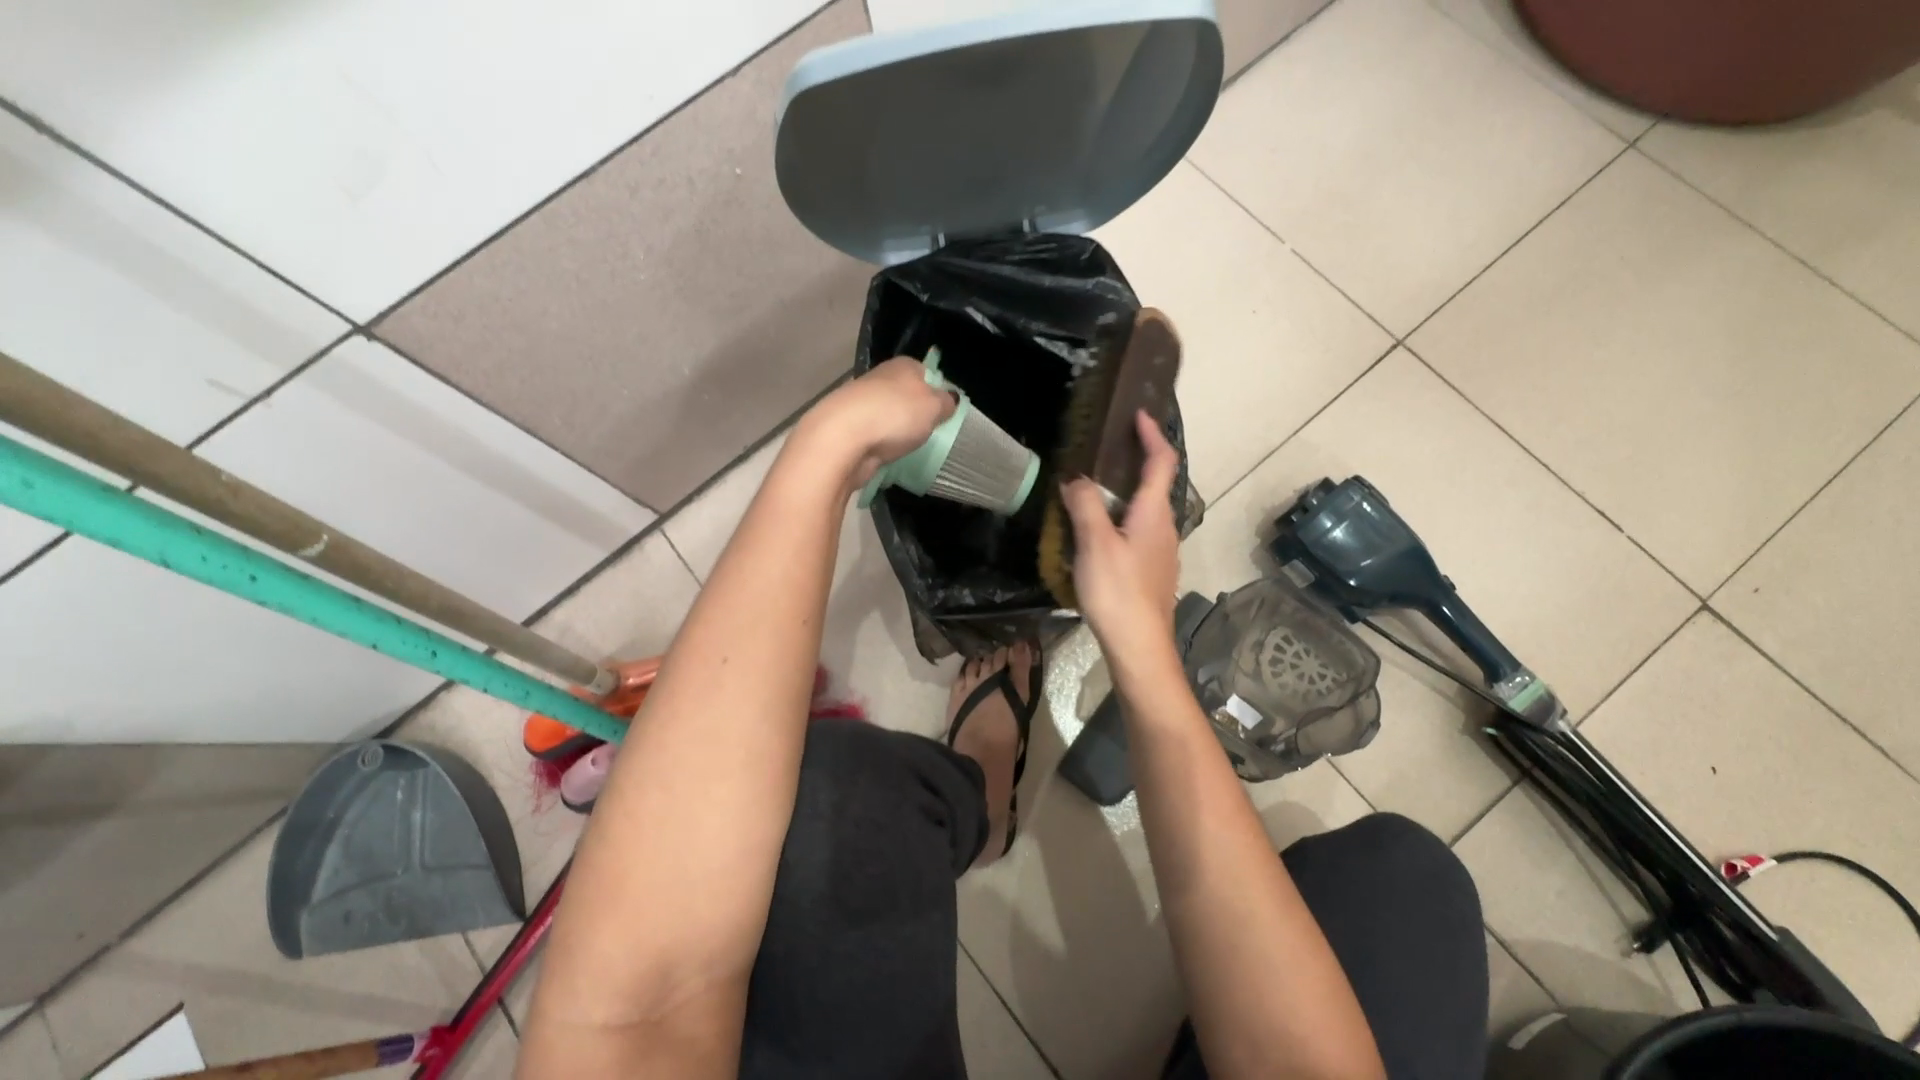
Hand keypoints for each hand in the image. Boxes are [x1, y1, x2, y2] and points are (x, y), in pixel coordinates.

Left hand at [795, 357, 957, 493]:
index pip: (926, 371)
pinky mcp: (848, 427)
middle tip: (929, 433)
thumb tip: (949, 398)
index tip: (944, 413)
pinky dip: (880, 444)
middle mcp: (880, 378)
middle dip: (915, 412)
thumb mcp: (935, 406)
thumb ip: (946, 402)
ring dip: (896, 429)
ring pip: (888, 414)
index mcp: (903, 365)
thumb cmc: (896, 415)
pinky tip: (886, 455)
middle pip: (906, 394)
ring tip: (908, 447)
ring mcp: (861, 403)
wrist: (843, 438)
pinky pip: (874, 434)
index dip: (937, 391)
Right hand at [1060, 410, 1181, 676]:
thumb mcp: (1094, 544)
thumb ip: (1085, 505)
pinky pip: (1139, 534)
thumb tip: (1076, 479)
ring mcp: (1162, 553)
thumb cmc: (1118, 591)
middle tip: (1106, 451)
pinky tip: (1098, 535)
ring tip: (1094, 491)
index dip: (1152, 435)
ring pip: (1146, 512)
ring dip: (1126, 496)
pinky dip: (1122, 521)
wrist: (1140, 646)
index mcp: (1154, 514)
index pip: (1162, 461)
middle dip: (1136, 463)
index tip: (1138, 415)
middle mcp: (1165, 528)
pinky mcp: (1153, 573)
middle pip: (1156, 486)